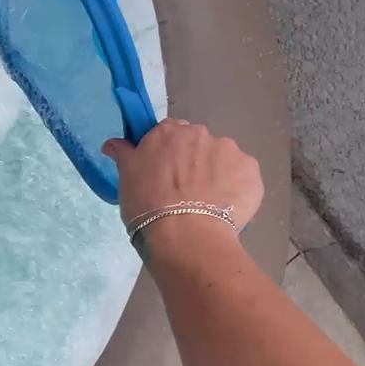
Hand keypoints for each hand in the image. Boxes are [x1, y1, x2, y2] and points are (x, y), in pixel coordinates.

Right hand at [102, 120, 263, 228]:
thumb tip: (113, 143)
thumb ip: (123, 154)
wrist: (186, 234)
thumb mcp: (126, 177)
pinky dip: (233, 189)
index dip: (164, 151)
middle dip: (191, 160)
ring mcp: (231, 152)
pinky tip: (221, 208)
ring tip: (203, 202)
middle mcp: (202, 134)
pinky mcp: (252, 173)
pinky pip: (240, 177)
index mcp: (168, 132)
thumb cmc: (147, 203)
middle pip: (197, 143)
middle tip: (179, 189)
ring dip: (214, 173)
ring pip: (221, 159)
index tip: (160, 170)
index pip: (167, 131)